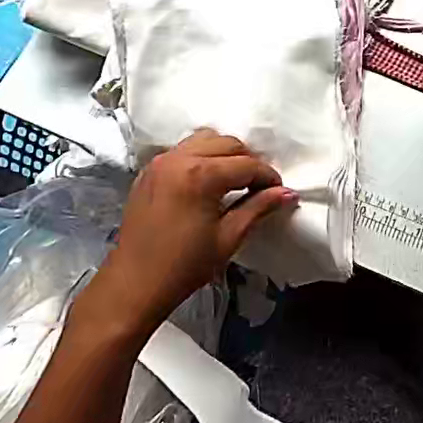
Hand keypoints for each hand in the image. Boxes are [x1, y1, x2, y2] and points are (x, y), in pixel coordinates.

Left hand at [74, 129, 296, 343]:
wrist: (134, 282)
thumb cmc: (184, 266)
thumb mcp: (228, 238)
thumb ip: (258, 208)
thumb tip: (287, 193)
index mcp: (201, 175)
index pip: (246, 165)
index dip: (268, 177)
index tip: (279, 191)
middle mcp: (179, 159)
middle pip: (227, 144)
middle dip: (248, 161)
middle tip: (259, 187)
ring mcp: (161, 162)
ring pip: (204, 140)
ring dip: (224, 154)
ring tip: (234, 180)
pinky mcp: (149, 170)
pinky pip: (183, 150)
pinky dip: (201, 156)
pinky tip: (208, 181)